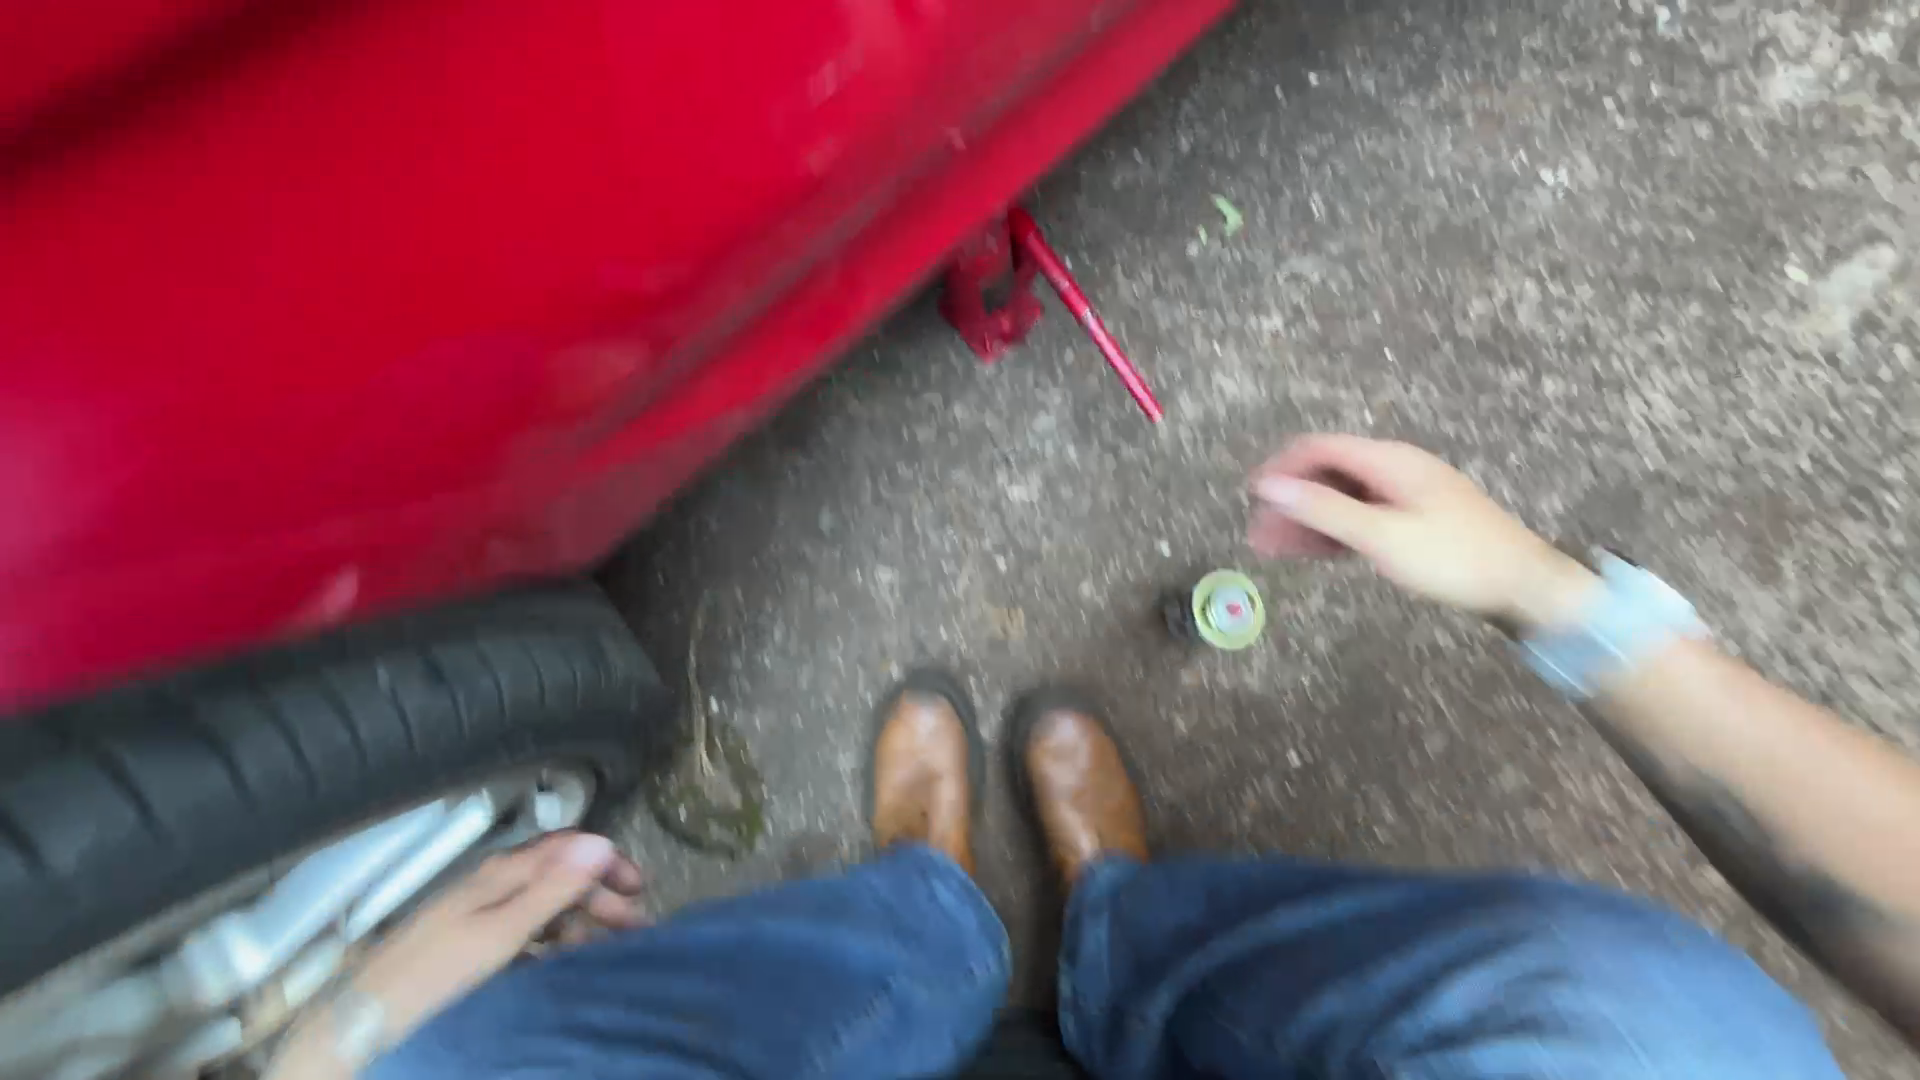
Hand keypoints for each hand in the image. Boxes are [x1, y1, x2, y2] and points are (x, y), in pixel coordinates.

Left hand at [267, 832, 644, 1079]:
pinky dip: (551, 946)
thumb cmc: (432, 981)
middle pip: (560, 877)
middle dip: (600, 897)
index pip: (569, 847)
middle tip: (635, 928)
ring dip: (579, 924)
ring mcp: (477, 917)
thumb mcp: (501, 935)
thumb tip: (601, 841)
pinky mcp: (467, 949)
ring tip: (602, 954)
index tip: (640, 888)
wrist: (352, 1035)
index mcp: (501, 874)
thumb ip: (552, 889)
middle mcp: (493, 886)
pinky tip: (559, 968)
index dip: (607, 862)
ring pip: (544, 908)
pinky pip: (524, 936)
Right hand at [1246, 434, 1598, 631]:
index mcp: (1389, 462)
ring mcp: (1405, 495)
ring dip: (1307, 520)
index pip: (1320, 449)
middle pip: (1327, 475)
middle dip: (1290, 502)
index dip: (1281, 468)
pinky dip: (1333, 532)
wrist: (1526, 587)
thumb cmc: (1453, 558)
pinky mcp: (1412, 520)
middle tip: (1259, 536)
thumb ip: (1323, 509)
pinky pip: (1360, 517)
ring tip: (1276, 550)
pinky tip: (1314, 552)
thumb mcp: (1381, 535)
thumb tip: (1269, 486)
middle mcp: (1395, 470)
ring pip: (1341, 499)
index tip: (1251, 497)